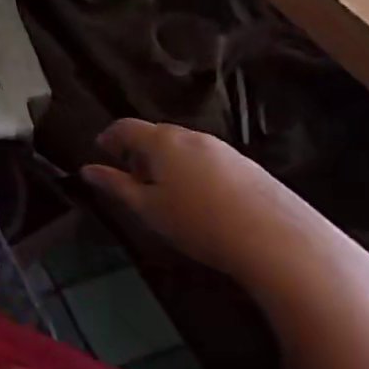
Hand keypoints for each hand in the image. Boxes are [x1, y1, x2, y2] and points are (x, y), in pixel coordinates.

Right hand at [81, 119, 368, 294]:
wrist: (281, 241)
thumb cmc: (199, 223)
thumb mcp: (148, 209)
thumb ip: (116, 186)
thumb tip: (87, 169)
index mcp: (162, 141)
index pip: (126, 127)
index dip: (110, 136)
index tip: (101, 150)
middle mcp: (192, 137)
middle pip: (157, 135)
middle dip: (140, 152)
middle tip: (133, 178)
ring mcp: (225, 150)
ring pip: (185, 148)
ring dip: (168, 162)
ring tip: (167, 193)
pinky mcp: (251, 167)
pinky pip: (210, 160)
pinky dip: (194, 171)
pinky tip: (203, 201)